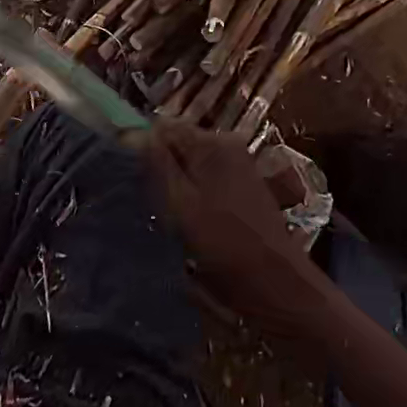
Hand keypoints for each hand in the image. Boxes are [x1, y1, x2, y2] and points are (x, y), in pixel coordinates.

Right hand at [146, 120, 322, 327]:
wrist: (275, 280)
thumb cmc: (223, 244)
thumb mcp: (180, 205)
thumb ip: (157, 164)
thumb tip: (132, 130)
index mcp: (211, 142)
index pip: (164, 126)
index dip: (143, 145)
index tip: (131, 174)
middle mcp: (227, 142)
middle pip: (180, 141)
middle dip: (160, 164)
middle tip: (149, 197)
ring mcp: (239, 161)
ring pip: (193, 159)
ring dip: (176, 179)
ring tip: (167, 210)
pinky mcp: (245, 181)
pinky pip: (208, 173)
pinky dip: (194, 188)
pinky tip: (189, 216)